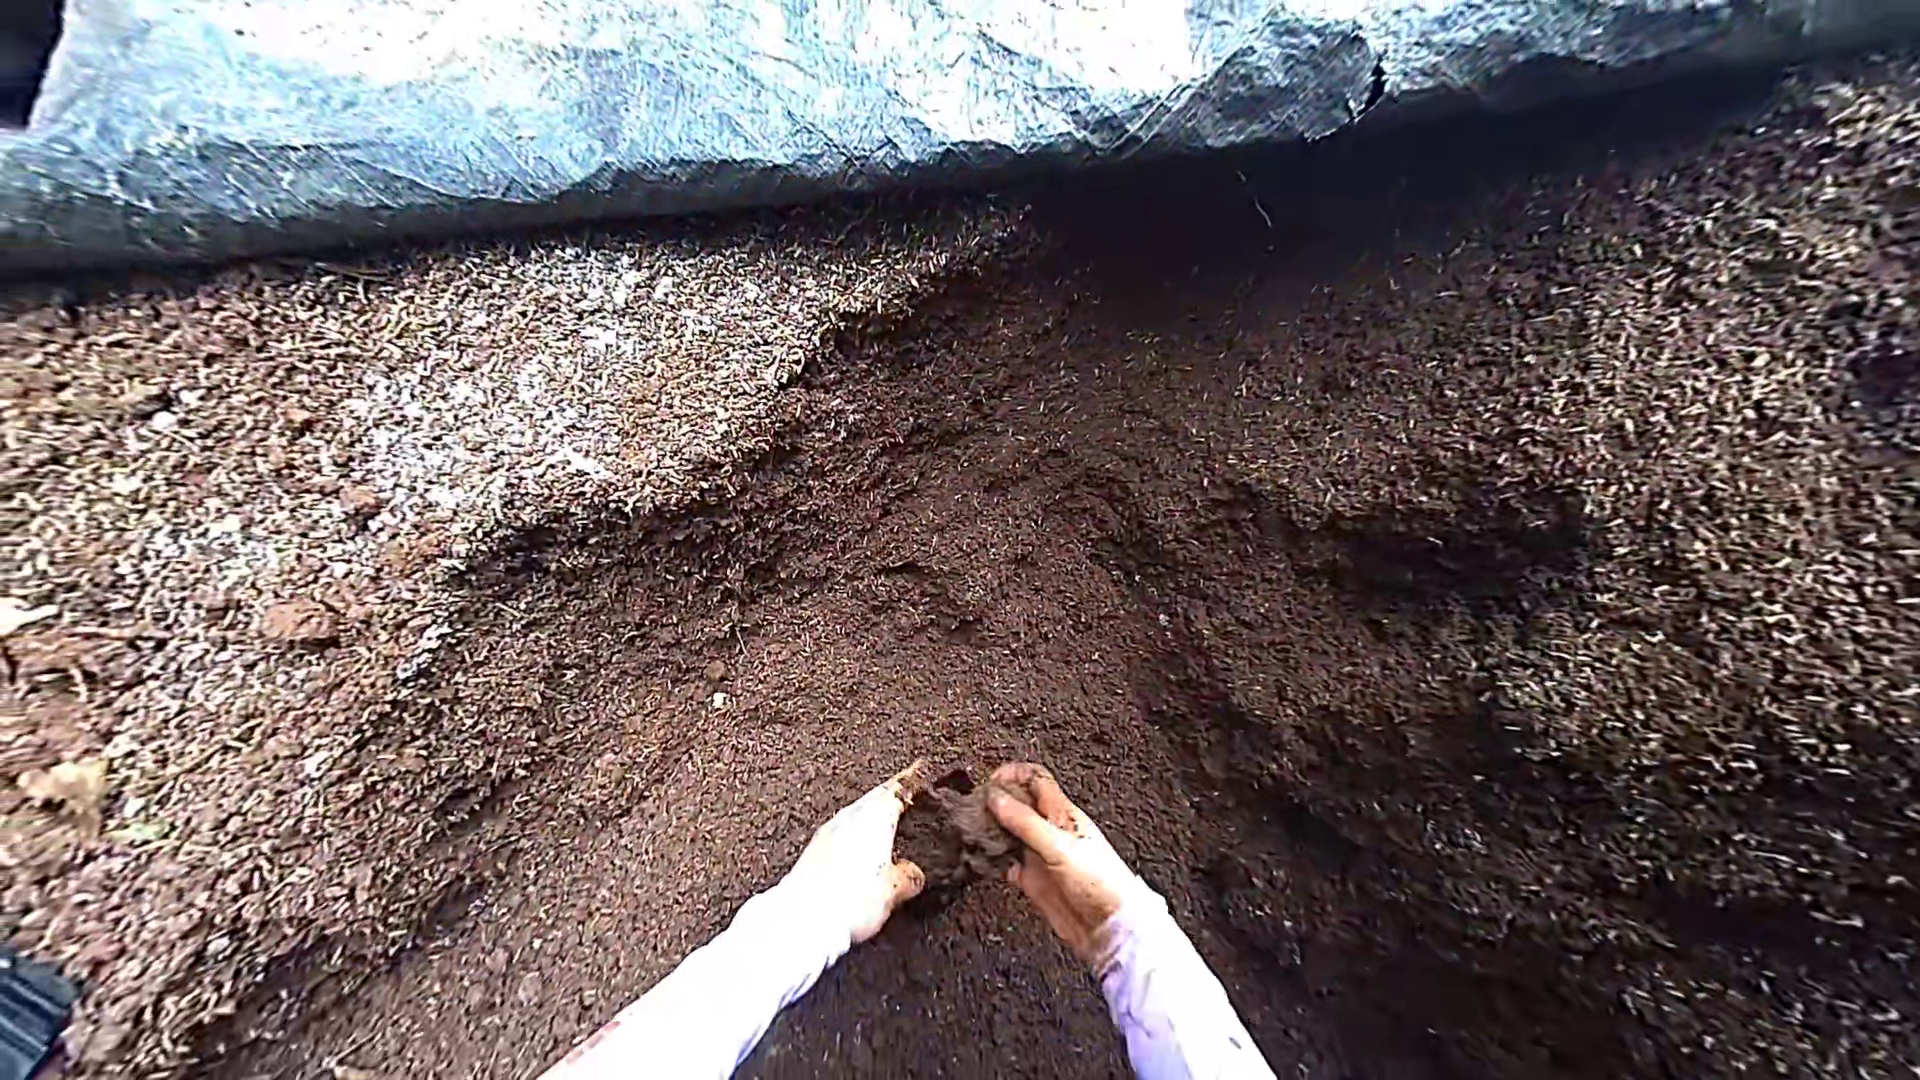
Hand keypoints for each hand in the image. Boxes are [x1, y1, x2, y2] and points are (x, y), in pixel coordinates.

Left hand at [781, 760, 929, 943]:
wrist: (802, 919)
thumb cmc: (848, 900)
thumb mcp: (892, 891)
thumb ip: (908, 877)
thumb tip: (913, 874)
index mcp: (875, 816)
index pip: (899, 787)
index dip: (911, 778)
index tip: (919, 768)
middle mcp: (851, 816)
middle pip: (876, 796)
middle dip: (891, 792)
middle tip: (904, 789)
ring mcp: (830, 830)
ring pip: (857, 811)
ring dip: (871, 811)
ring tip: (883, 818)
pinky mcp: (815, 848)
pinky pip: (842, 829)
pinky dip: (855, 830)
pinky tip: (856, 846)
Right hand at [986, 762, 1148, 966]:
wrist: (1111, 931)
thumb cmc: (1100, 883)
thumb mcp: (1060, 846)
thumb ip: (1026, 822)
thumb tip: (996, 797)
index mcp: (1062, 812)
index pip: (1035, 779)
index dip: (1013, 774)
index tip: (991, 782)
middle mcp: (1049, 829)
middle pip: (1018, 803)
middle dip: (997, 801)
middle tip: (976, 808)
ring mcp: (1040, 854)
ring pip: (1010, 832)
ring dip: (992, 830)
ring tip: (974, 832)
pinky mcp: (1034, 879)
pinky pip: (1008, 862)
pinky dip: (994, 860)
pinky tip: (985, 861)